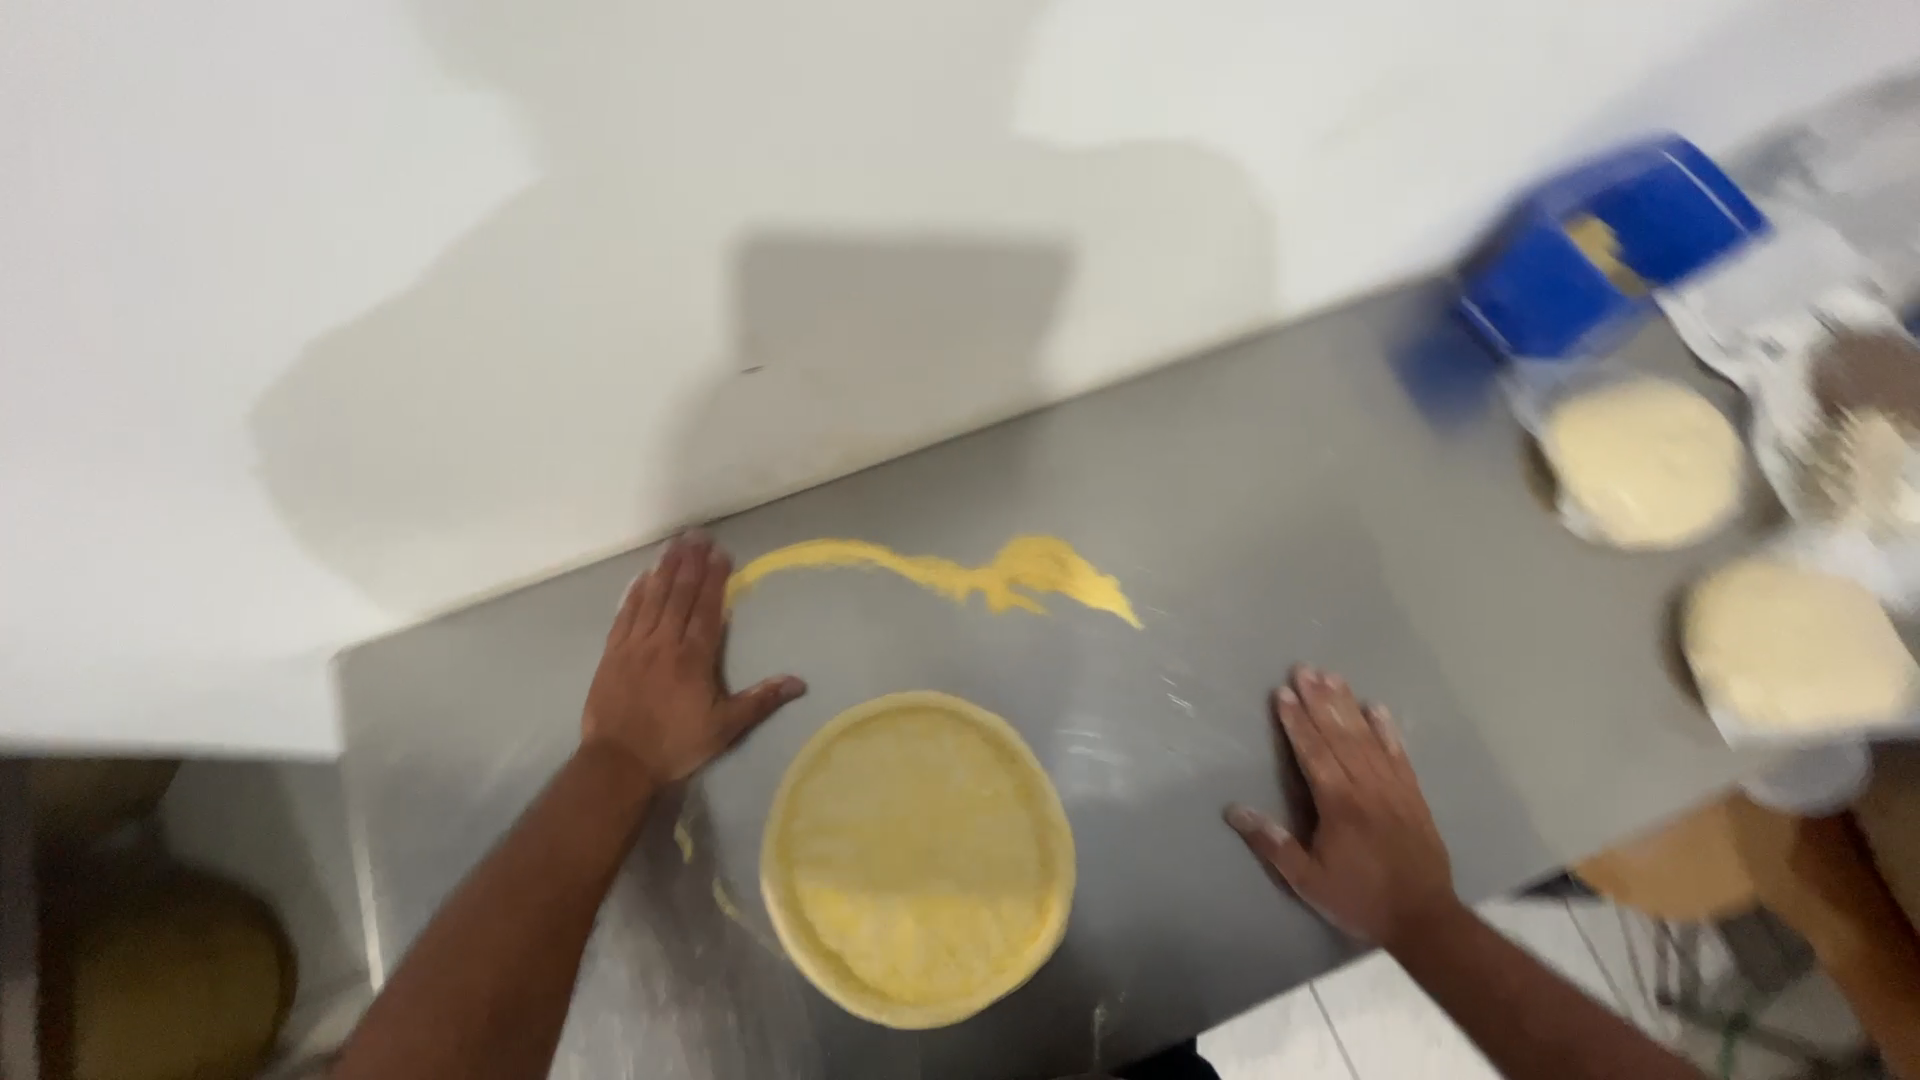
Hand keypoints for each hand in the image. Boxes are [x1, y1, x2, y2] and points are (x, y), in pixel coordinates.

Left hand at [582, 532, 805, 784]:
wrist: (619, 763)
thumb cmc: (676, 744)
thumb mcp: (725, 728)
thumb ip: (760, 700)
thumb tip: (799, 682)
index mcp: (693, 658)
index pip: (707, 610)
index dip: (715, 580)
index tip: (721, 554)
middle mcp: (664, 643)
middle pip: (679, 595)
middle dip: (691, 563)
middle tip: (698, 536)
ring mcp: (635, 646)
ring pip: (652, 598)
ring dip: (664, 569)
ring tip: (674, 544)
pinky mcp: (612, 654)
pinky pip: (625, 615)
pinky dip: (634, 593)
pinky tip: (641, 576)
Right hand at [1225, 665, 1459, 947]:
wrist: (1426, 921)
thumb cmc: (1359, 899)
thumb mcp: (1307, 881)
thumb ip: (1272, 843)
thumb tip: (1234, 809)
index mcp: (1338, 804)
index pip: (1313, 753)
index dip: (1297, 722)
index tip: (1283, 693)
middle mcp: (1366, 788)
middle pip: (1339, 735)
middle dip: (1319, 700)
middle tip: (1304, 669)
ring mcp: (1394, 789)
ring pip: (1367, 738)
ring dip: (1347, 705)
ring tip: (1332, 676)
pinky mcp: (1413, 796)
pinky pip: (1398, 755)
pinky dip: (1387, 730)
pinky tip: (1377, 708)